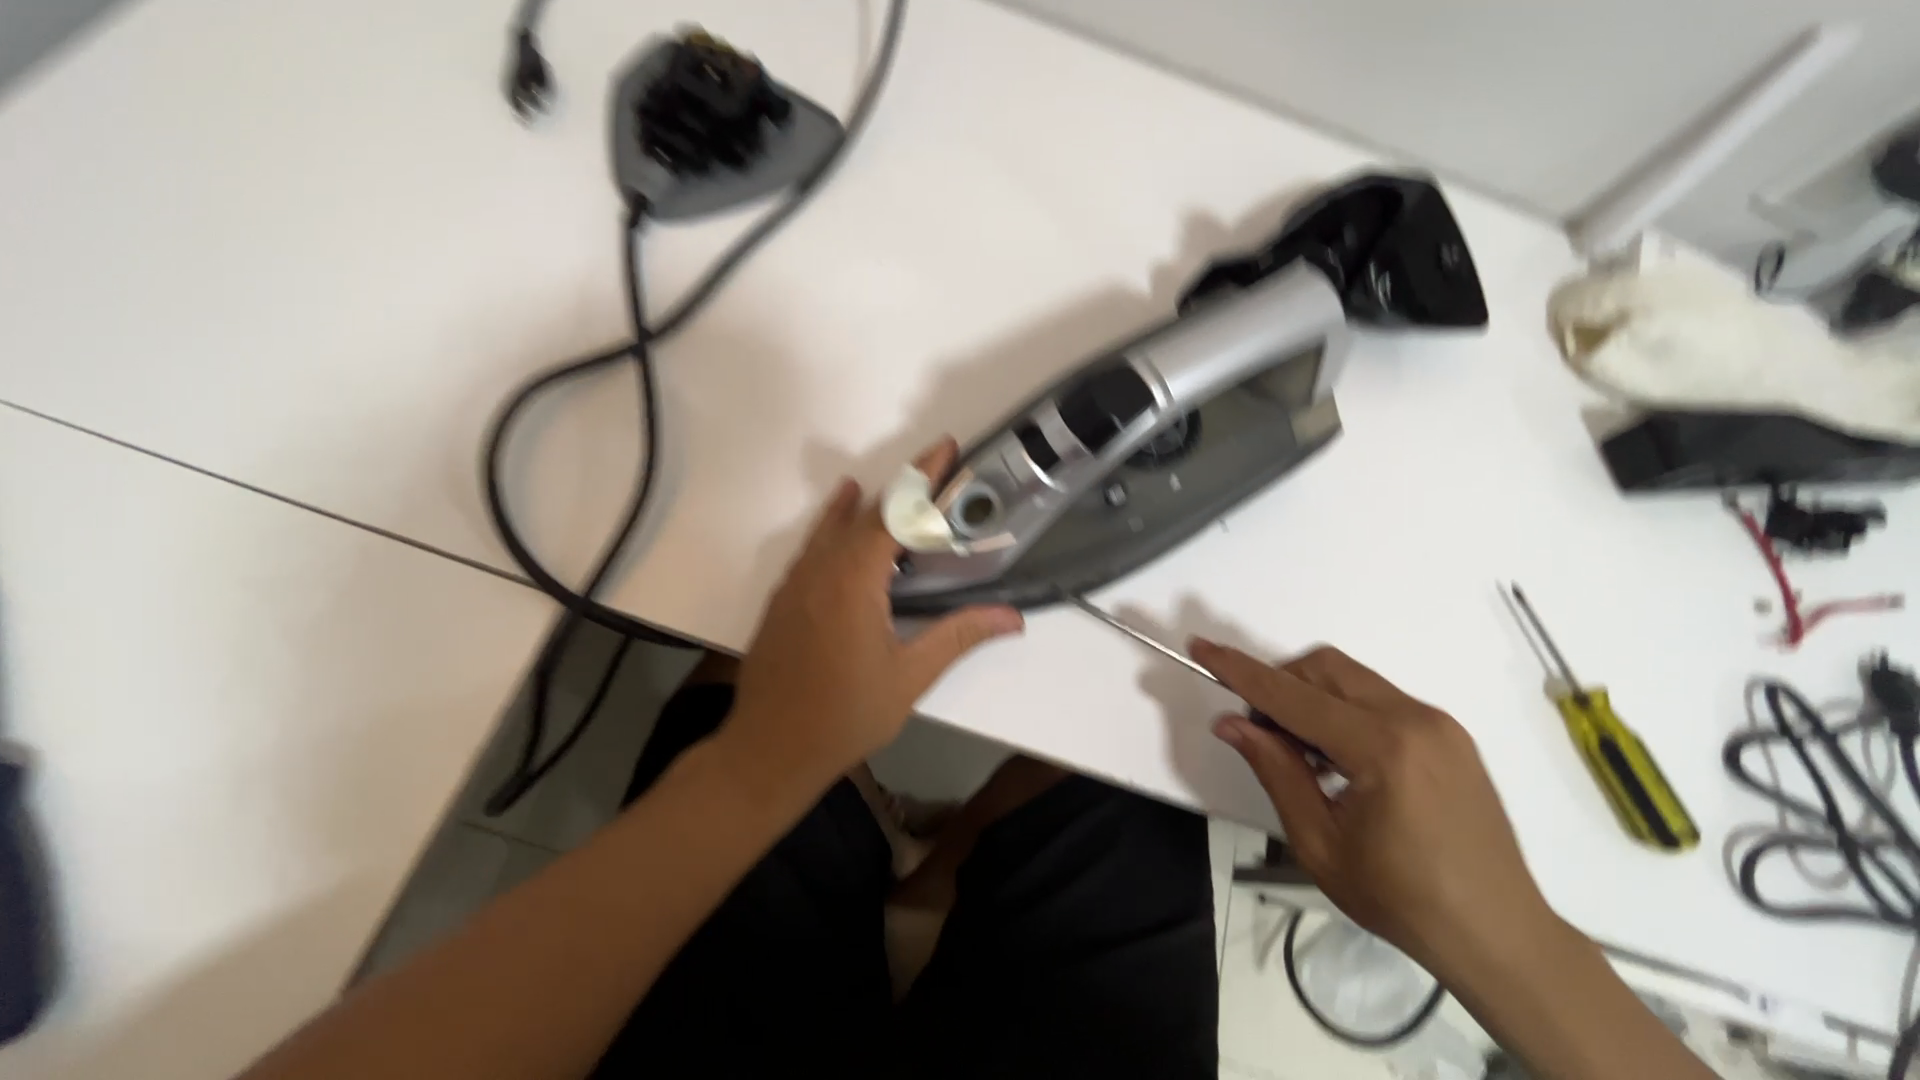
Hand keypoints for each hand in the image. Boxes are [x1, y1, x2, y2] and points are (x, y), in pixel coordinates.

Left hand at [725, 440, 1024, 790]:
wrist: (769, 749)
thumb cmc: (844, 715)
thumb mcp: (909, 678)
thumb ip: (958, 637)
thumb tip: (1012, 617)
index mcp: (854, 583)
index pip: (894, 515)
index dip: (922, 479)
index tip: (945, 448)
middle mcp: (820, 572)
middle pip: (864, 516)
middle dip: (901, 489)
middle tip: (933, 468)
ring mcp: (795, 586)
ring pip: (831, 531)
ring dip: (862, 507)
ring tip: (881, 486)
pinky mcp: (782, 603)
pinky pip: (811, 551)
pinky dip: (830, 530)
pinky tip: (834, 528)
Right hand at [1191, 641, 1555, 977]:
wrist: (1498, 933)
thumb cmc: (1401, 899)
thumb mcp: (1319, 843)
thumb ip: (1275, 771)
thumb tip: (1230, 723)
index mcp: (1384, 749)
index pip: (1294, 696)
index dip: (1241, 672)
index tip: (1201, 648)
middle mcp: (1416, 719)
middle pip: (1324, 669)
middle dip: (1278, 685)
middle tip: (1260, 736)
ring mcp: (1439, 724)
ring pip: (1352, 680)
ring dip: (1310, 699)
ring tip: (1301, 757)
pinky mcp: (1450, 735)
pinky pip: (1379, 700)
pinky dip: (1343, 713)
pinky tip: (1338, 763)